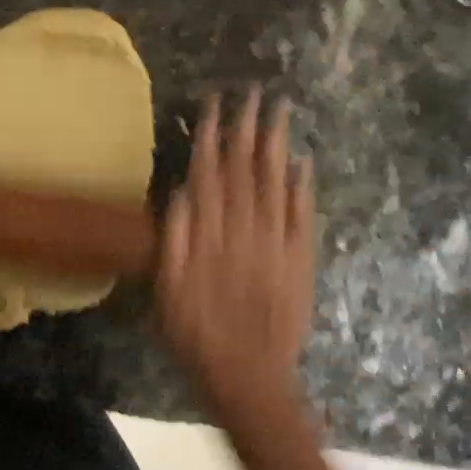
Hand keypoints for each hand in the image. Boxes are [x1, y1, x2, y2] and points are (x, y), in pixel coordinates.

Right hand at [156, 86, 315, 417]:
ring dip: (276, 145)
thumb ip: (175, 240)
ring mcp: (276, 245)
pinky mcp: (299, 261)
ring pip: (276, 184)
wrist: (248, 378)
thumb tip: (182, 190)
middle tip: (252, 91)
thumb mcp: (167, 290)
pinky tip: (302, 161)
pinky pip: (302, 217)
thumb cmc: (194, 334)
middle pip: (245, 170)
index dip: (211, 136)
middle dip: (247, 128)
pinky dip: (302, 187)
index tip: (213, 102)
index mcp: (209, 235)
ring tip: (278, 110)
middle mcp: (245, 231)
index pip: (209, 172)